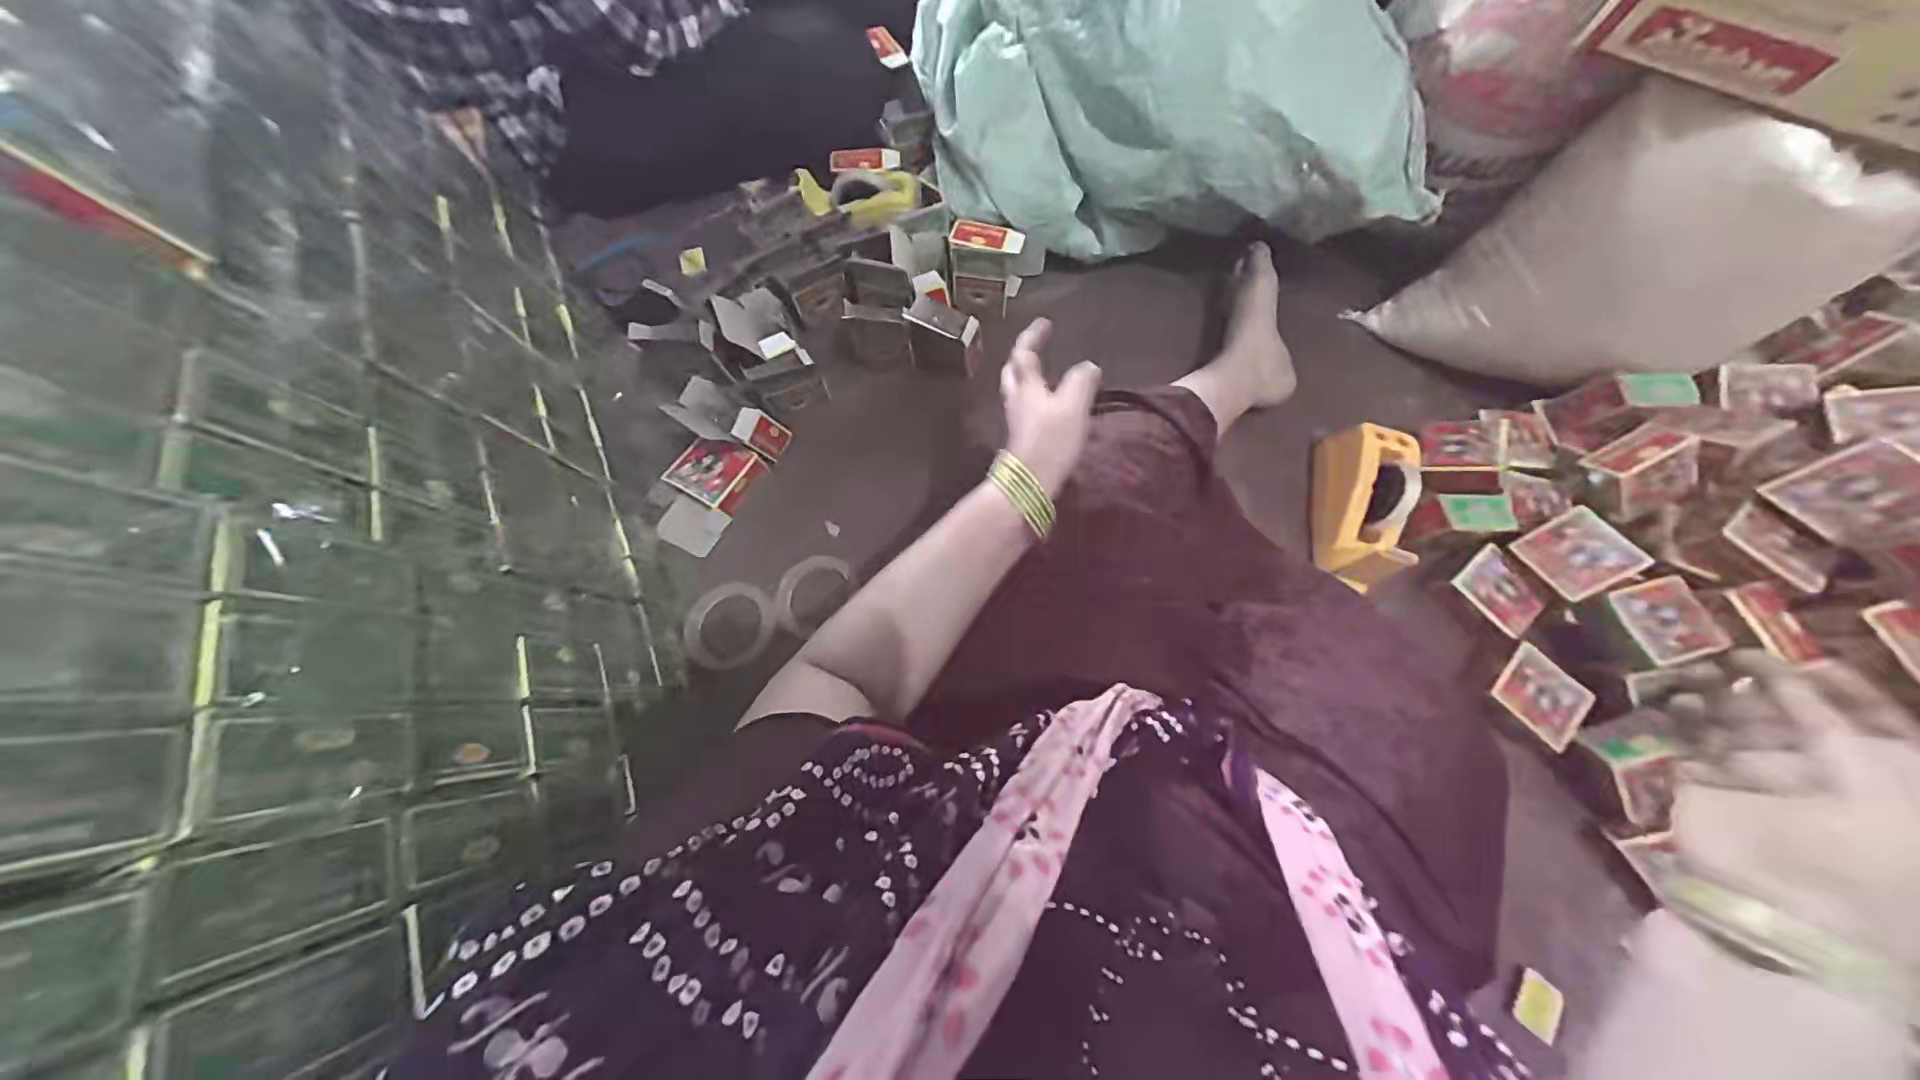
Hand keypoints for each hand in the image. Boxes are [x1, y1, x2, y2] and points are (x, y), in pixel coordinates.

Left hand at [999, 318, 1100, 496]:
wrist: (1029, 485)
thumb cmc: (1050, 442)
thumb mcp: (1073, 407)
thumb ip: (1082, 382)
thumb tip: (1089, 367)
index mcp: (1027, 387)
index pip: (1024, 353)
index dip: (1033, 335)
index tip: (1045, 323)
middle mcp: (1016, 400)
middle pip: (1013, 372)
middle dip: (1023, 357)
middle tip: (1036, 348)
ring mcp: (1016, 421)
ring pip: (1016, 391)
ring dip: (1027, 378)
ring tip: (1044, 375)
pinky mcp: (1021, 439)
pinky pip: (1025, 410)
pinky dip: (1034, 399)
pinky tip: (1047, 407)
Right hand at [1666, 653, 1919, 969]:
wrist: (1798, 909)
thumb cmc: (1865, 851)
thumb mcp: (1878, 780)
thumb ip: (1840, 724)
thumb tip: (1805, 669)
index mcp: (1872, 771)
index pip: (1852, 715)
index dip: (1825, 682)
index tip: (1791, 650)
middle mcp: (1814, 772)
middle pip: (1782, 718)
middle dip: (1754, 688)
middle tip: (1722, 658)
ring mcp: (1755, 784)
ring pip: (1731, 728)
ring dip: (1712, 702)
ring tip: (1691, 675)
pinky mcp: (1702, 793)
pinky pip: (1688, 749)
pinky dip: (1678, 725)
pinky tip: (1673, 704)